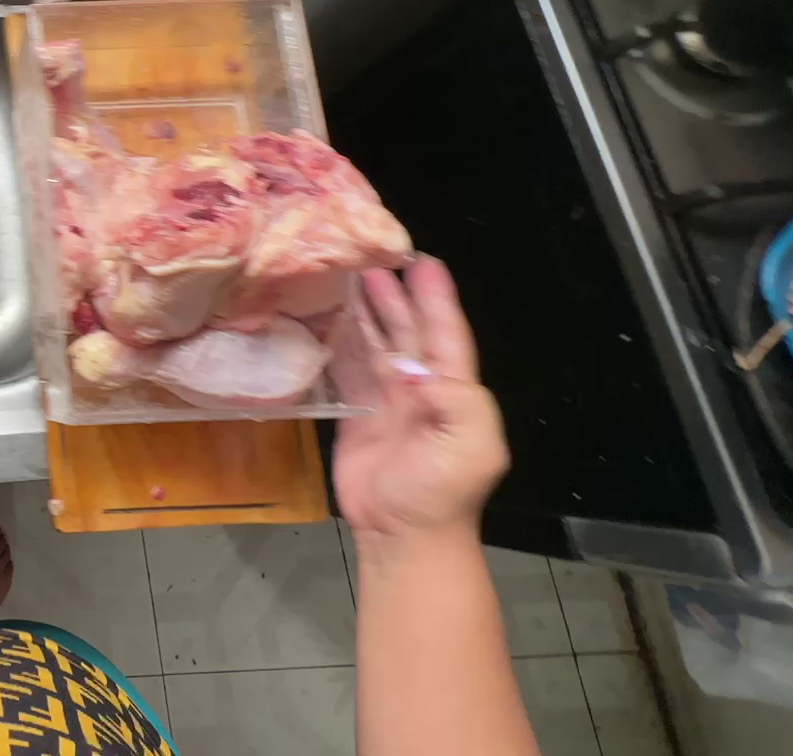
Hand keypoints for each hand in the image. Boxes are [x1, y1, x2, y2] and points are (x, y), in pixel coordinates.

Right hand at [331, 256, 508, 545]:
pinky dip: (336, 343)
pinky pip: (346, 368)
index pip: (444, 336)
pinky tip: (322, 323)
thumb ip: (455, 402)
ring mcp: (387, 399)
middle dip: (395, 296)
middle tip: (372, 260)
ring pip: (375, 344)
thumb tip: (410, 366)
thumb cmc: (440, 492)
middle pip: (407, 332)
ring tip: (347, 280)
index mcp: (451, 391)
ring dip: (365, 312)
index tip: (422, 262)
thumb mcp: (470, 449)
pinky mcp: (355, 411)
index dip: (436, 299)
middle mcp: (420, 387)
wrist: (403, 532)